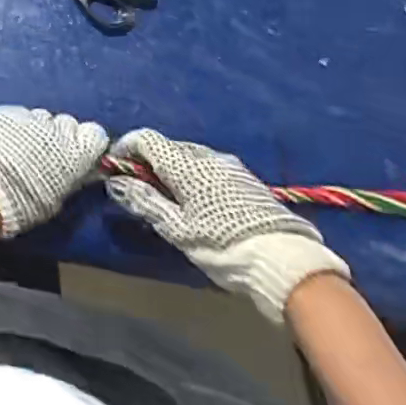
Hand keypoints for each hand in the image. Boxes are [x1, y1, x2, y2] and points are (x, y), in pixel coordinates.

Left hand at [0, 107, 106, 237]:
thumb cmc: (28, 199)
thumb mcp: (62, 193)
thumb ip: (75, 175)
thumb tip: (85, 169)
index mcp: (77, 149)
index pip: (94, 134)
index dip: (84, 142)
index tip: (76, 153)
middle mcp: (56, 126)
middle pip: (65, 123)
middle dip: (58, 135)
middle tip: (45, 152)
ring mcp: (28, 116)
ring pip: (39, 117)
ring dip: (34, 129)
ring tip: (19, 146)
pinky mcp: (4, 111)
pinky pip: (16, 115)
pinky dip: (13, 125)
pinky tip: (2, 139)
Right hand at [105, 129, 349, 322]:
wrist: (290, 265)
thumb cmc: (223, 245)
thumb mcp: (176, 228)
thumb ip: (143, 200)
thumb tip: (115, 182)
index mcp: (184, 164)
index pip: (144, 139)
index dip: (124, 149)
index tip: (116, 170)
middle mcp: (207, 157)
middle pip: (166, 146)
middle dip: (148, 161)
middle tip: (141, 188)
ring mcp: (231, 167)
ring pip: (189, 156)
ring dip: (173, 169)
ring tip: (170, 197)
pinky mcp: (249, 181)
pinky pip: (210, 168)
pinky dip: (195, 177)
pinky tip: (199, 202)